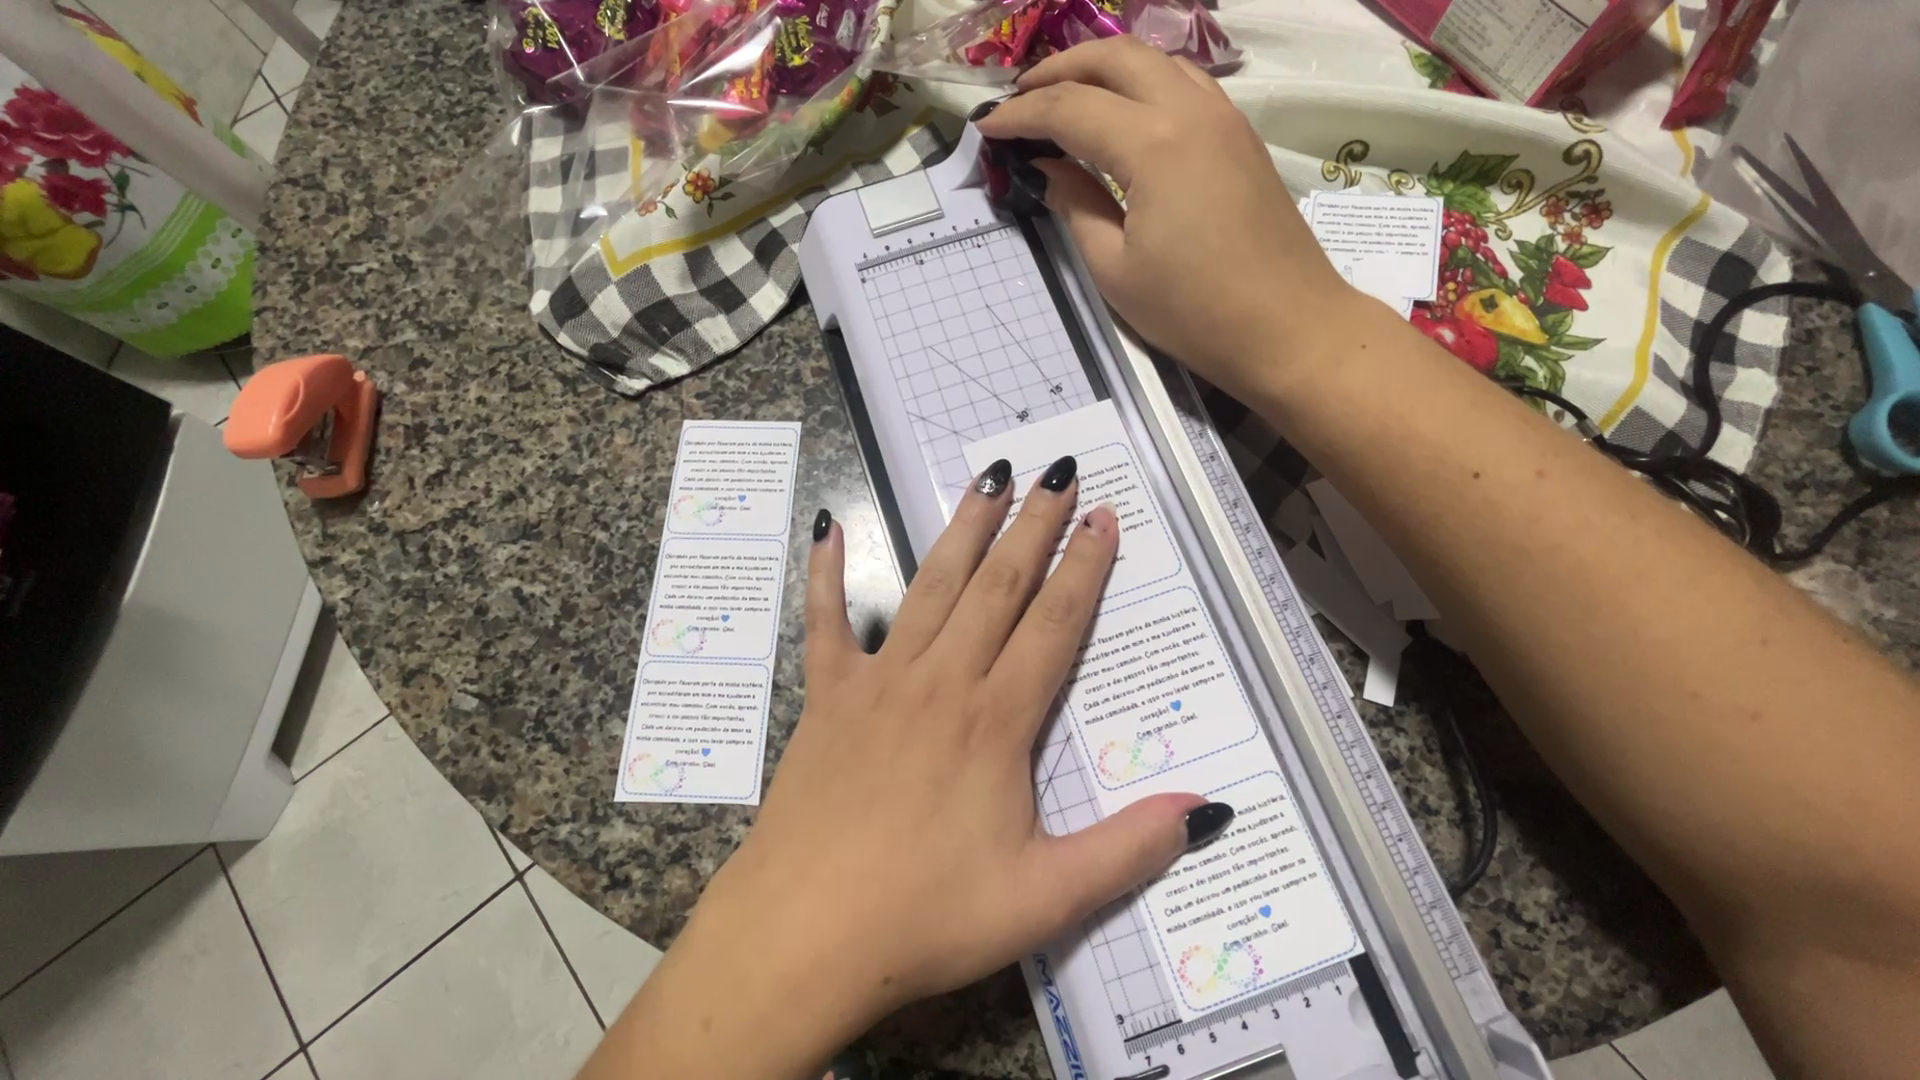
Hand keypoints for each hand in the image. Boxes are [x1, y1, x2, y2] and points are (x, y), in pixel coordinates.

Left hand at [590, 458, 1232, 1079]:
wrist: (801, 936)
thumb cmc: (924, 919)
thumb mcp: (1043, 900)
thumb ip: (1128, 851)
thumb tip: (1207, 809)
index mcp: (995, 723)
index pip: (1054, 625)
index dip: (1084, 568)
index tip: (1103, 518)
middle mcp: (939, 683)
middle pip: (997, 587)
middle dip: (1031, 526)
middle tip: (1055, 472)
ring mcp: (877, 684)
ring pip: (930, 588)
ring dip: (962, 530)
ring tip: (986, 477)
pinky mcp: (826, 699)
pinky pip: (824, 622)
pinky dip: (826, 574)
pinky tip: (829, 528)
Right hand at [976, 37, 1366, 404]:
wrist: (1288, 328)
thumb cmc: (1194, 312)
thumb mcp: (1114, 270)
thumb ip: (1074, 206)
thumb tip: (1047, 168)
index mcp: (1153, 145)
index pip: (1069, 108)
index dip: (1021, 116)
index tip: (987, 130)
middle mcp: (1189, 111)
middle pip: (1113, 57)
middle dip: (1058, 70)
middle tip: (1020, 98)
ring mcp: (1223, 118)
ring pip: (1154, 60)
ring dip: (1103, 67)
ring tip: (1067, 97)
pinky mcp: (1240, 137)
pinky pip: (1184, 83)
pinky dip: (1143, 83)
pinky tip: (1124, 114)